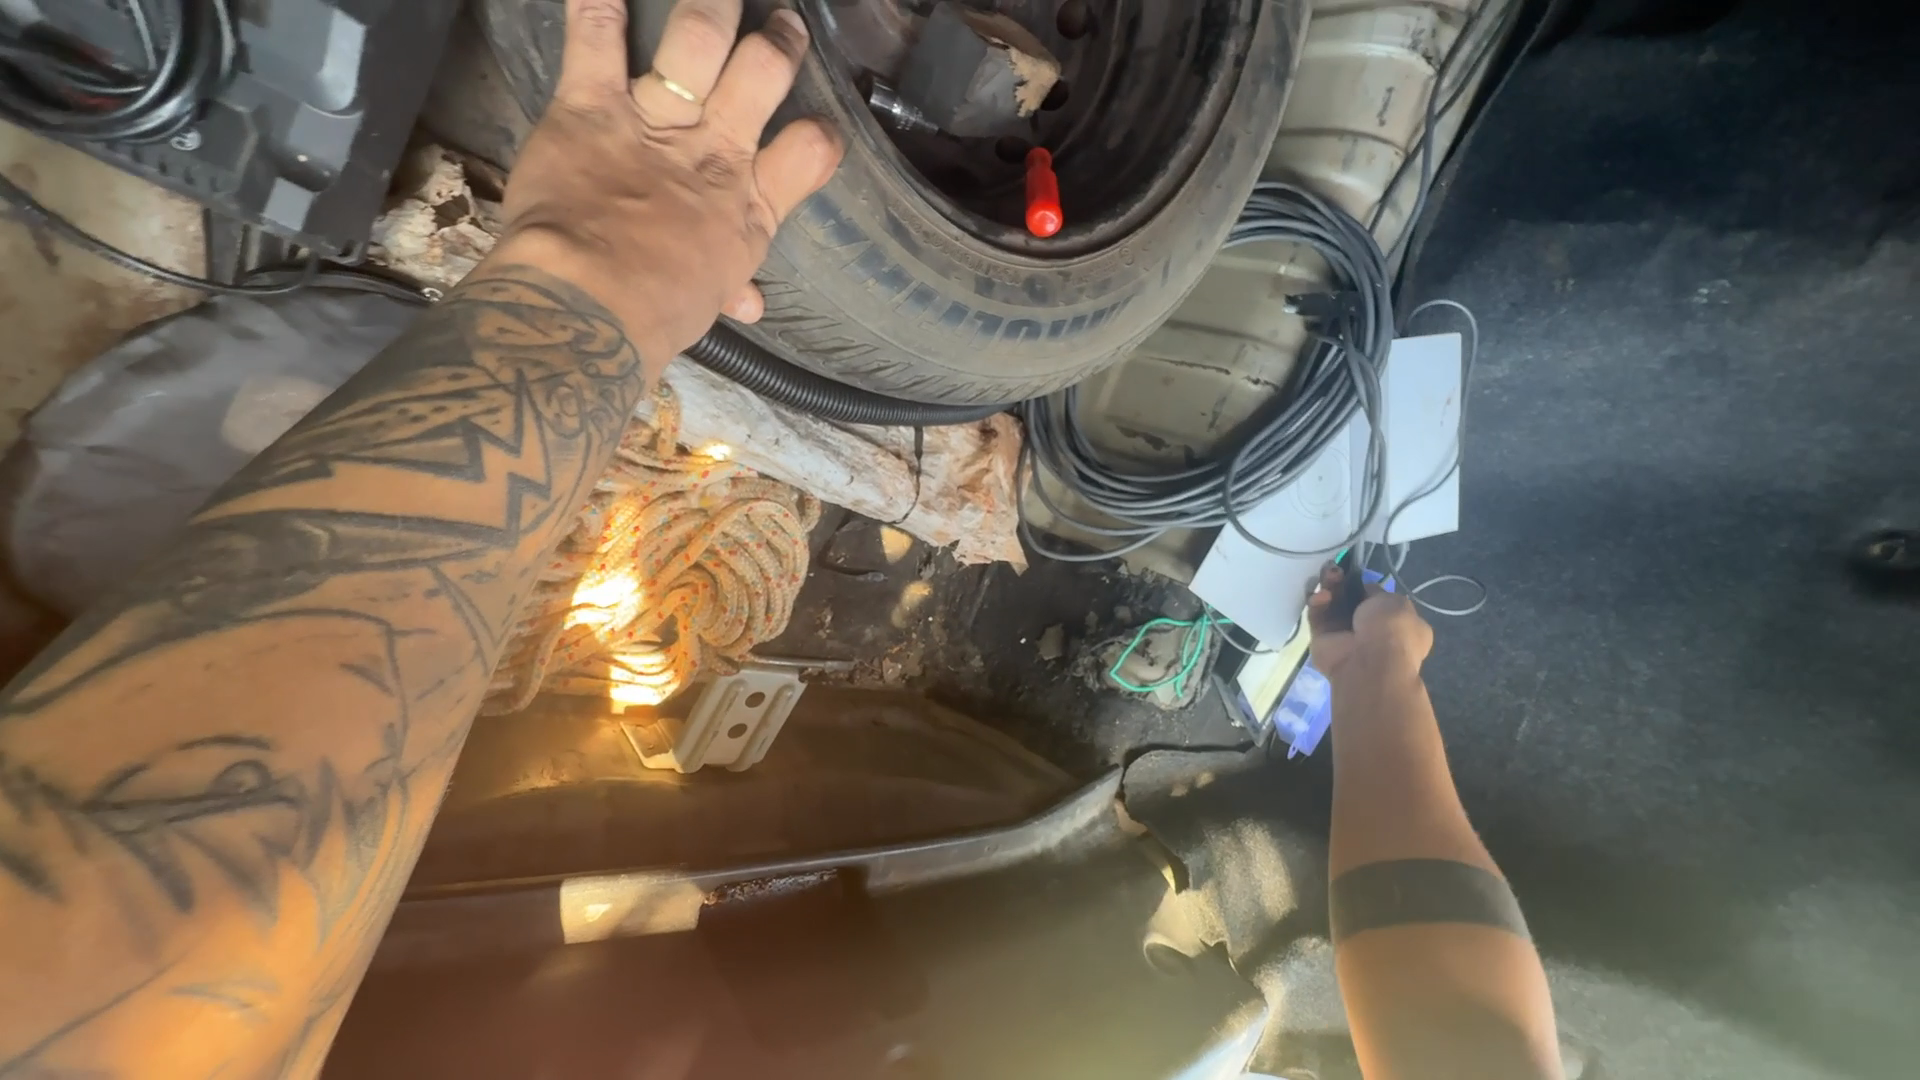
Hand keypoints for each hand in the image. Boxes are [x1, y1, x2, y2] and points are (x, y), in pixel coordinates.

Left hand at [492, 0, 843, 369]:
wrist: (597, 303)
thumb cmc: (663, 312)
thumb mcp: (710, 303)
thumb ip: (731, 287)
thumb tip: (749, 303)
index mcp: (751, 207)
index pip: (813, 150)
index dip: (821, 134)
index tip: (820, 129)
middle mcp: (716, 152)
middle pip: (762, 75)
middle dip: (778, 44)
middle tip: (785, 23)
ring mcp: (657, 121)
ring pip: (695, 39)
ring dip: (711, 4)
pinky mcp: (591, 104)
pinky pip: (595, 35)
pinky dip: (596, 1)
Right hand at [1306, 565, 1432, 682]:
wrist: (1370, 661)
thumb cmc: (1391, 629)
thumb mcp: (1396, 601)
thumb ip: (1377, 592)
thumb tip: (1364, 589)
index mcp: (1398, 624)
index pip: (1378, 600)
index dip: (1365, 586)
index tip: (1355, 572)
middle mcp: (1372, 630)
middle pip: (1351, 600)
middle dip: (1342, 583)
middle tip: (1334, 569)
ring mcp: (1346, 635)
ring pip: (1333, 605)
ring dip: (1330, 587)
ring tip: (1328, 573)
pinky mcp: (1323, 639)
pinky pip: (1318, 616)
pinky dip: (1318, 603)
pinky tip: (1322, 596)